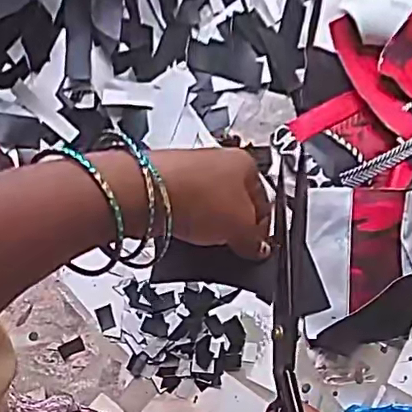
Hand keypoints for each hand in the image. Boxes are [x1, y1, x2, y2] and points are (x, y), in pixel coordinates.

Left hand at [148, 147, 270, 258]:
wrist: (148, 193)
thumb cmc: (194, 195)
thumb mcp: (239, 228)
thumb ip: (254, 241)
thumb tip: (258, 249)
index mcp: (245, 163)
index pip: (264, 201)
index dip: (262, 229)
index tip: (258, 248)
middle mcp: (217, 162)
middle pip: (233, 204)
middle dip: (233, 228)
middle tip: (232, 247)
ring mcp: (189, 174)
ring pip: (206, 209)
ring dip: (207, 229)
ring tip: (204, 243)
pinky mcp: (165, 188)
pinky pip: (182, 213)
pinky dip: (184, 226)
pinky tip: (182, 235)